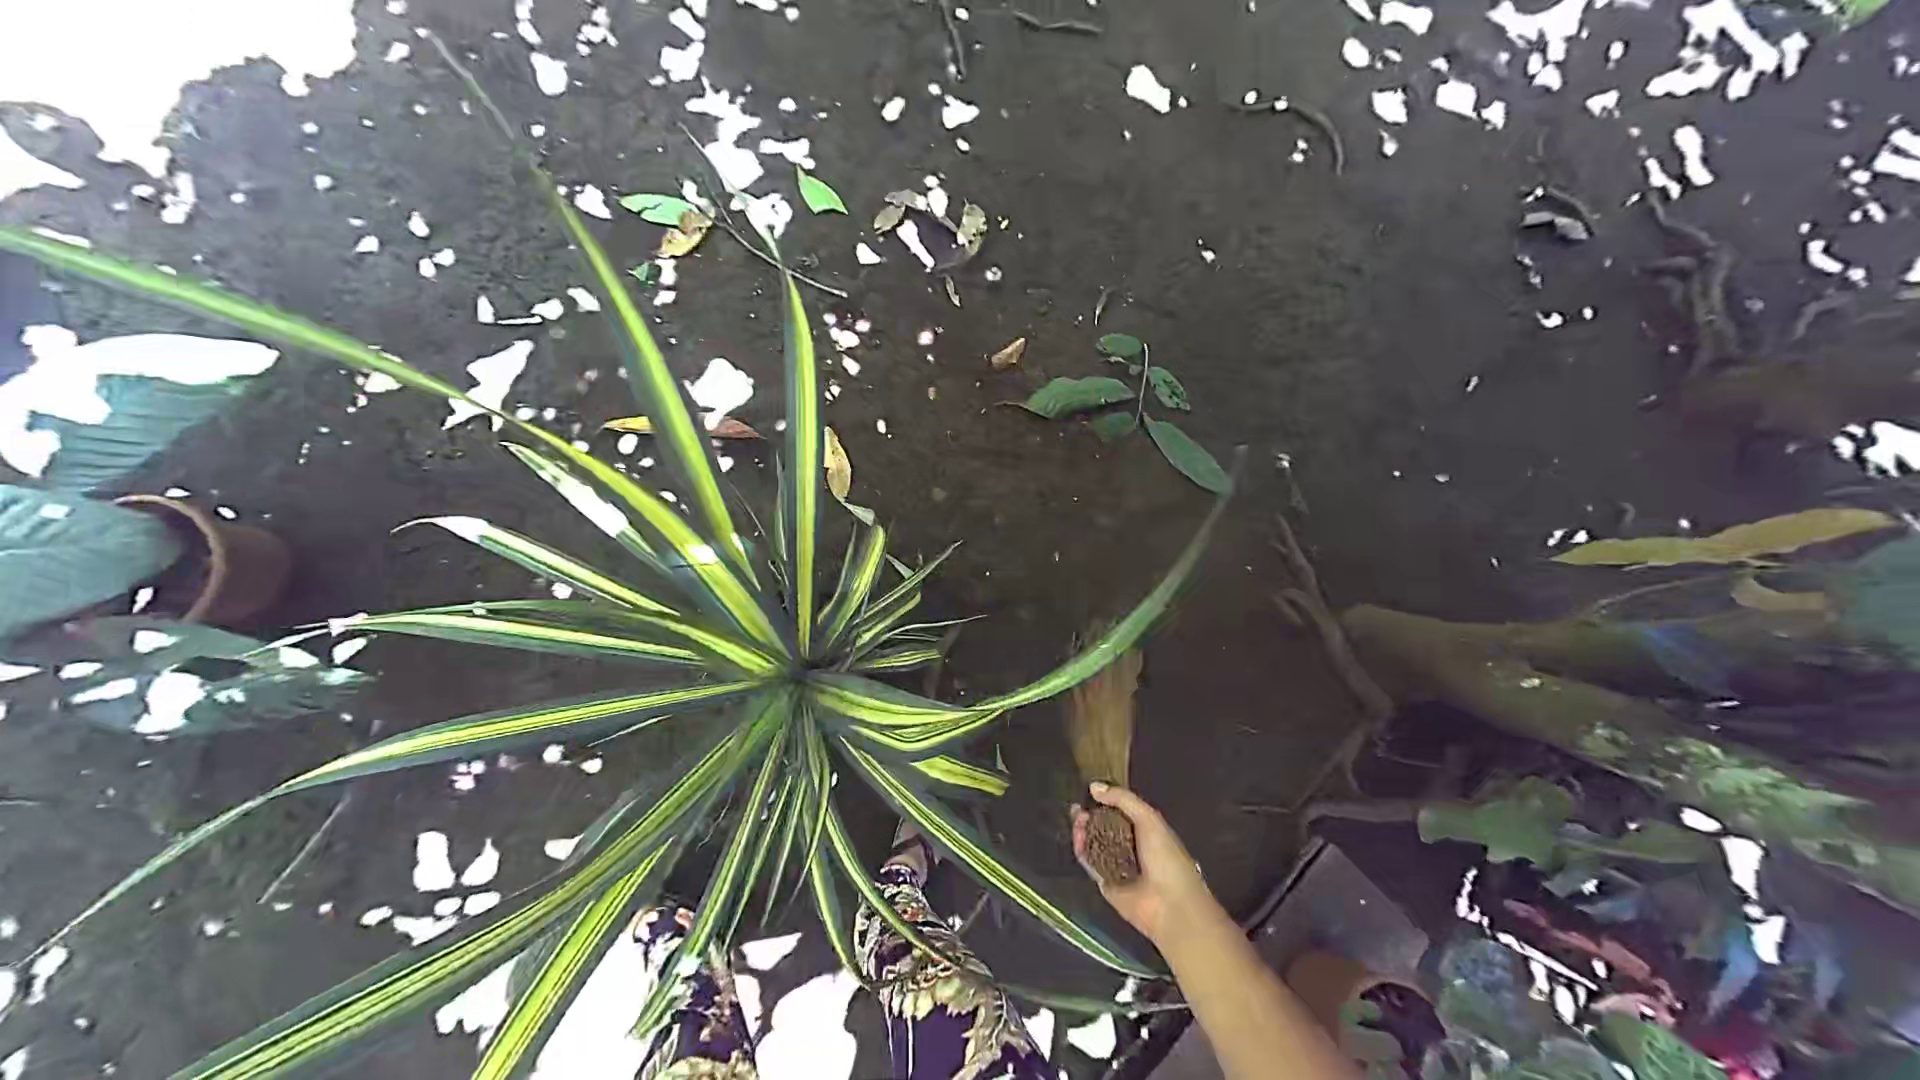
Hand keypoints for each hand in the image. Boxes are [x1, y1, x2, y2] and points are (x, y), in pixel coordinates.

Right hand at [1071, 782, 1220, 946]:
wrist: (1170, 905)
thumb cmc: (1166, 858)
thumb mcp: (1149, 819)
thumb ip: (1123, 799)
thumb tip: (1094, 786)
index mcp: (1146, 831)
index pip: (1121, 812)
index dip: (1106, 802)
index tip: (1091, 793)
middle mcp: (1130, 847)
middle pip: (1103, 827)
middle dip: (1091, 816)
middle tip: (1078, 808)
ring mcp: (1116, 865)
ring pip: (1093, 843)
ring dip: (1084, 830)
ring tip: (1078, 819)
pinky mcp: (1104, 882)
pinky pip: (1089, 862)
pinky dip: (1082, 849)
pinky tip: (1078, 836)